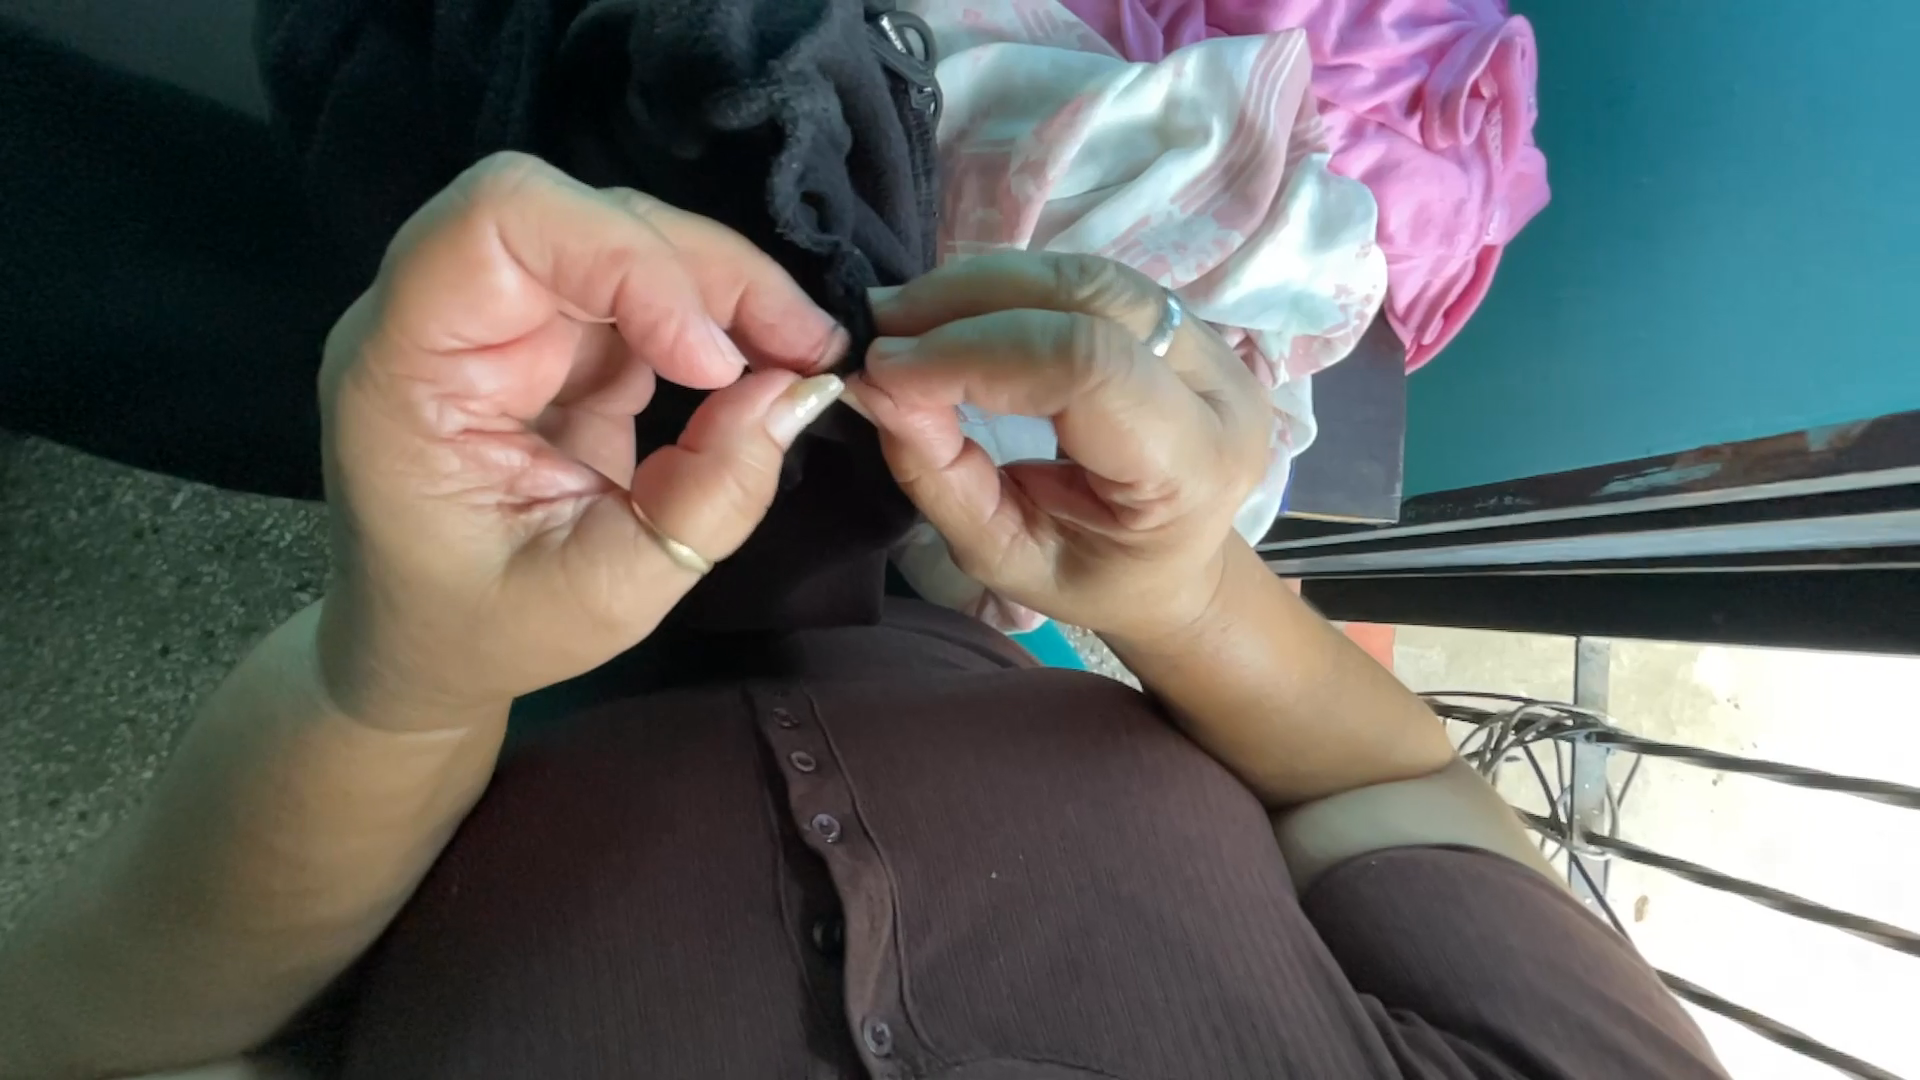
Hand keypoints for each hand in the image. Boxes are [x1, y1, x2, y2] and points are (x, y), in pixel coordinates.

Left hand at [315, 152, 846, 726]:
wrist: (440, 639)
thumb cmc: (497, 629)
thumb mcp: (614, 592)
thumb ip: (709, 500)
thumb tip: (797, 395)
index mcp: (412, 370)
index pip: (506, 225)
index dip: (630, 265)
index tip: (717, 366)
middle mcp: (450, 316)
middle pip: (588, 216)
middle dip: (714, 274)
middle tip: (812, 347)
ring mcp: (509, 320)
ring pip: (631, 238)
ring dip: (733, 288)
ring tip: (806, 352)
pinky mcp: (563, 340)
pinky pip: (652, 289)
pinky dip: (724, 315)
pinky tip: (770, 359)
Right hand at [853, 252, 1270, 642]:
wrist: (1173, 568)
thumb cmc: (1095, 579)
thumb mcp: (1006, 558)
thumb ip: (941, 477)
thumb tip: (877, 384)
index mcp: (1192, 467)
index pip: (1086, 366)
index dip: (974, 352)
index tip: (886, 368)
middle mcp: (1219, 389)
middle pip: (1088, 296)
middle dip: (966, 300)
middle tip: (881, 326)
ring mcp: (1211, 345)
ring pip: (1085, 275)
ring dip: (980, 285)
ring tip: (907, 319)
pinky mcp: (1181, 324)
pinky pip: (1085, 281)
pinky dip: (1006, 289)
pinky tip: (956, 313)